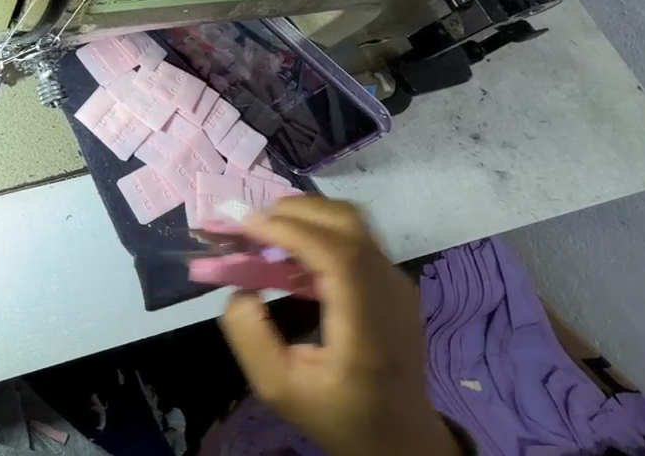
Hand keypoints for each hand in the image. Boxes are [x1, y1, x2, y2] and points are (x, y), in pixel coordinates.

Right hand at [219, 197, 459, 455]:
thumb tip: (241, 288)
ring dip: (304, 215)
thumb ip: (250, 336)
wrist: (403, 439)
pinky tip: (292, 252)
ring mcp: (398, 285)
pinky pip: (353, 236)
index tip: (245, 226)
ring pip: (350, 221)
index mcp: (367, 328)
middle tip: (249, 226)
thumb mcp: (279, 389)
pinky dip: (317, 228)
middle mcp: (390, 296)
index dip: (289, 230)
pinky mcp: (394, 282)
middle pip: (346, 223)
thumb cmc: (340, 415)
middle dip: (291, 211)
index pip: (337, 255)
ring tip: (268, 233)